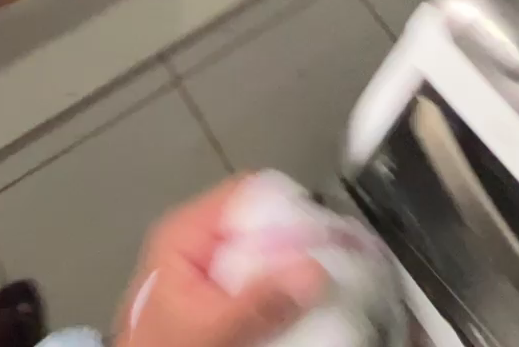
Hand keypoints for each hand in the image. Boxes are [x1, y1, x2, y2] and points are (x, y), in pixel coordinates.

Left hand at [116, 175, 331, 346]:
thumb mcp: (210, 327)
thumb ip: (258, 300)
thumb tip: (313, 270)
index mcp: (185, 230)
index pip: (245, 192)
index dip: (286, 205)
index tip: (324, 230)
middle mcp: (196, 239)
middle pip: (259, 221)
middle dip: (294, 241)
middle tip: (333, 261)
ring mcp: (206, 267)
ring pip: (262, 251)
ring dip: (289, 268)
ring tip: (321, 283)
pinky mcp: (216, 294)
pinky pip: (257, 277)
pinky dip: (278, 289)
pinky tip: (298, 304)